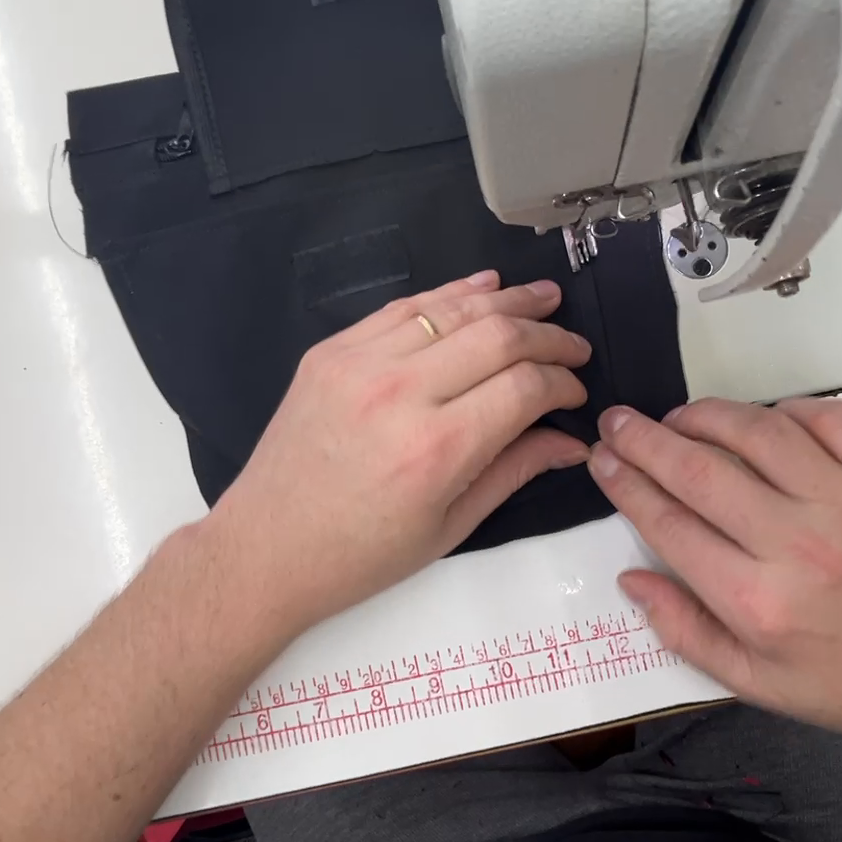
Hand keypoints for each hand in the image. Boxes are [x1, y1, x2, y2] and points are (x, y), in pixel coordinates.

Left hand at [201, 271, 592, 634]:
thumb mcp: (450, 528)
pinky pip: (404, 306)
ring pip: (454, 309)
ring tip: (544, 298)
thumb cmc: (361, 555)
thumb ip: (514, 471)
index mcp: (436, 450)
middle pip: (498, 336)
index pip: (524, 387)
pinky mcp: (331, 351)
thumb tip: (570, 441)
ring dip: (508, 300)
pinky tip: (483, 286)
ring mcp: (360, 363)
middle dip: (548, 336)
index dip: (562, 382)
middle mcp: (400, 393)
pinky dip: (449, 292)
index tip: (574, 392)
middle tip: (574, 344)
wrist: (266, 548)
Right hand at [588, 397, 841, 759]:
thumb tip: (631, 577)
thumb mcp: (756, 683)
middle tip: (616, 421)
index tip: (602, 460)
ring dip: (705, 414)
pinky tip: (762, 420)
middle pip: (699, 469)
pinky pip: (828, 418)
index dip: (625, 484)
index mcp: (758, 601)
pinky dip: (785, 408)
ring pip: (757, 431)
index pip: (668, 523)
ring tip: (678, 417)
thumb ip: (684, 630)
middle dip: (644, 439)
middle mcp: (799, 543)